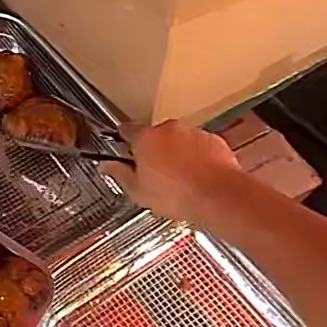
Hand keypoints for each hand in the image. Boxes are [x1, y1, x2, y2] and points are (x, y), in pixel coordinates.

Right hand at [102, 120, 244, 225]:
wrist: (218, 197)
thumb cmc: (180, 195)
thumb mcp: (138, 191)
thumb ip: (119, 174)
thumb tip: (107, 166)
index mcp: (145, 138)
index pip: (126, 129)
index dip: (122, 139)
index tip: (122, 147)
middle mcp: (169, 129)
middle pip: (154, 135)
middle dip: (153, 151)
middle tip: (153, 173)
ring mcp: (192, 133)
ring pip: (178, 140)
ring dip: (176, 154)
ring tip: (177, 179)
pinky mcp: (212, 140)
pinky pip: (198, 146)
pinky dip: (196, 157)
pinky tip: (195, 177)